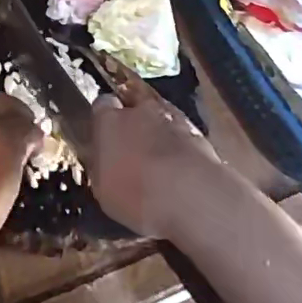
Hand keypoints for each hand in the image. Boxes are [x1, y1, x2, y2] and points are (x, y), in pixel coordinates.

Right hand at [85, 61, 224, 238]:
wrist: (193, 197)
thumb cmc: (136, 194)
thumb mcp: (103, 189)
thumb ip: (102, 165)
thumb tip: (104, 157)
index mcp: (109, 120)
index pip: (102, 105)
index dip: (104, 119)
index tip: (105, 136)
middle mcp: (140, 110)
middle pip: (134, 107)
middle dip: (134, 123)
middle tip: (134, 149)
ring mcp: (172, 118)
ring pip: (162, 119)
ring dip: (160, 134)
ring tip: (162, 163)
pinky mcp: (199, 134)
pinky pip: (184, 136)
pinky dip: (182, 148)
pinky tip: (184, 170)